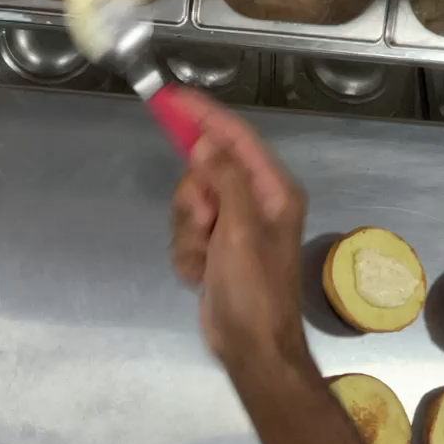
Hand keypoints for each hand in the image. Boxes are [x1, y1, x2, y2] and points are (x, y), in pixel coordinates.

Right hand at [167, 90, 311, 377]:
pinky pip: (184, 234)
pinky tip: (202, 275)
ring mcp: (231, 227)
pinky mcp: (213, 249)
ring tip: (206, 260)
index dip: (203, 115)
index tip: (173, 98)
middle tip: (205, 226)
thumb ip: (226, 180)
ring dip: (188, 235)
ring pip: (188, 206)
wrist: (249, 346)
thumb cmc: (255, 291)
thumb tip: (208, 141)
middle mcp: (252, 202)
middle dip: (193, 202)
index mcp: (271, 190)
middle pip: (203, 174)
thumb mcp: (241, 231)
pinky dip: (186, 255)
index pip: (234, 138)